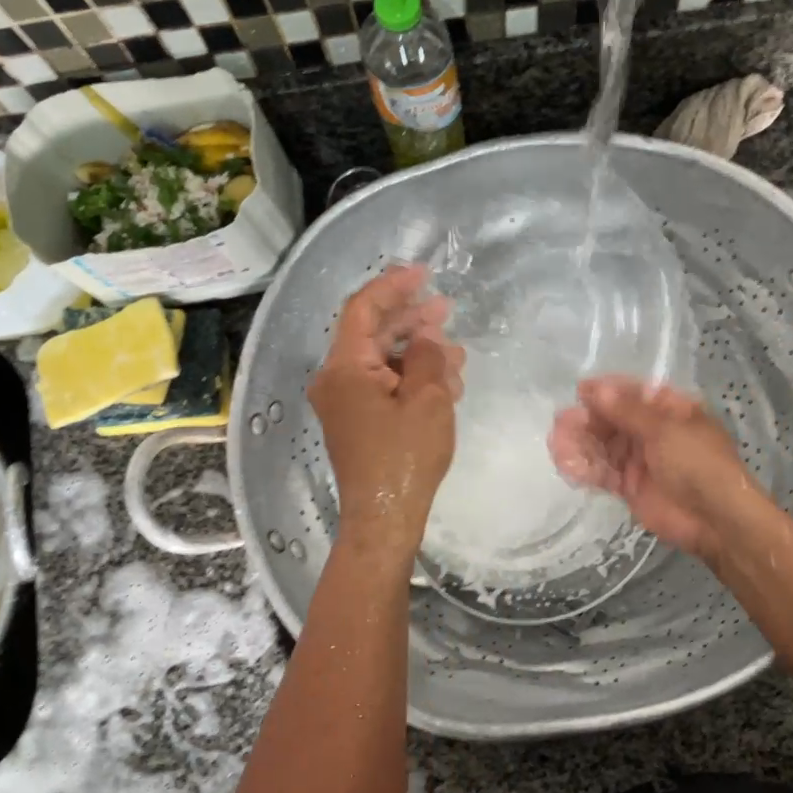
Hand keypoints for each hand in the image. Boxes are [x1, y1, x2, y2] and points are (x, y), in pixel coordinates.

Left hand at [308, 265, 464, 543]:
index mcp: (344, 367)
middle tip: (448, 309)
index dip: (393, 287)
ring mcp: (344, 402)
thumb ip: (429, 357)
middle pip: (373, 334)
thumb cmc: (405, 457)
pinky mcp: (356, 422)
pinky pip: (382, 386)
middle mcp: (335, 379)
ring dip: (419, 353)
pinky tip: (444, 383)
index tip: (424, 274)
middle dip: (413, 321)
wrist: (384, 517)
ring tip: (457, 357)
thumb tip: (428, 337)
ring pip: (382, 361)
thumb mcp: (427, 400)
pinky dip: (411, 378)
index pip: (363, 309)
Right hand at [548, 377, 757, 559]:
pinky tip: (568, 466)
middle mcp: (653, 432)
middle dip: (586, 421)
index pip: (633, 394)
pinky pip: (603, 474)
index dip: (606, 391)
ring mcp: (640, 461)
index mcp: (670, 410)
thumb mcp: (666, 429)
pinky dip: (585, 470)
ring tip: (557, 444)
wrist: (715, 519)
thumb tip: (594, 389)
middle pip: (613, 420)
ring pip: (603, 447)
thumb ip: (627, 410)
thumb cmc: (698, 463)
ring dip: (580, 445)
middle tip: (561, 423)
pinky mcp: (630, 488)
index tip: (579, 392)